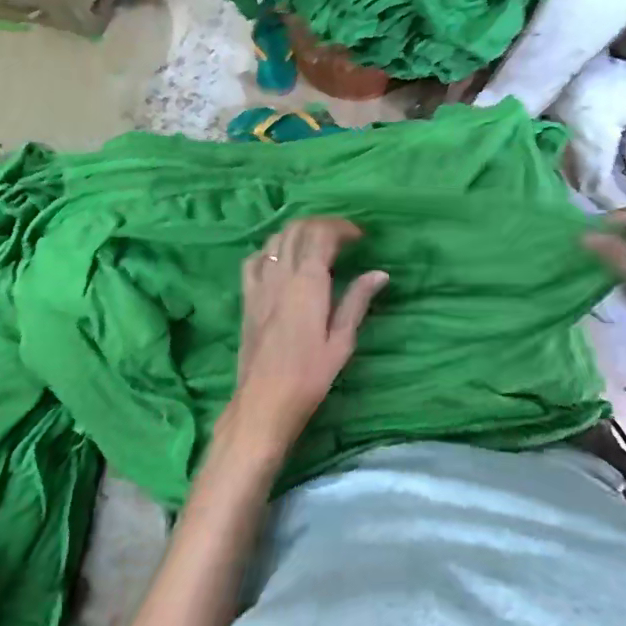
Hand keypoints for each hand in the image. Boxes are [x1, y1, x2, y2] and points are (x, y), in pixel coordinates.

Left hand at [231, 218, 388, 448]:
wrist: (263, 401)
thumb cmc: (309, 375)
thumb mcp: (342, 340)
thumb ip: (357, 301)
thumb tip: (379, 273)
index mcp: (307, 282)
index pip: (321, 234)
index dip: (341, 228)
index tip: (359, 236)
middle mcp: (280, 275)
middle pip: (297, 230)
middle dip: (321, 225)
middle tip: (342, 237)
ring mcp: (259, 284)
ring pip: (276, 239)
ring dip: (298, 232)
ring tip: (317, 244)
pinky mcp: (247, 297)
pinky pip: (256, 259)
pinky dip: (272, 249)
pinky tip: (282, 260)